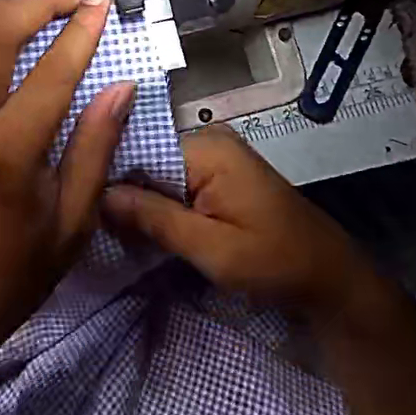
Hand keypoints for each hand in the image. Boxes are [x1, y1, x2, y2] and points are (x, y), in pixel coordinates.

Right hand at [102, 125, 382, 317]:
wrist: (329, 276)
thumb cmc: (275, 263)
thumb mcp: (212, 249)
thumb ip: (156, 219)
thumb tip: (98, 194)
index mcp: (206, 147)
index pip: (138, 152)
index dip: (110, 182)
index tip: (86, 212)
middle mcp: (208, 138)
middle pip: (146, 160)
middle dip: (125, 194)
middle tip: (100, 229)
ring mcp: (215, 153)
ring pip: (158, 173)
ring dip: (142, 203)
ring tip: (116, 231)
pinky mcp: (219, 172)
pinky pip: (175, 181)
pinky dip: (162, 205)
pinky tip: (146, 227)